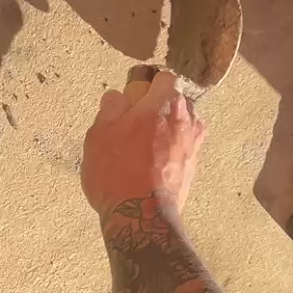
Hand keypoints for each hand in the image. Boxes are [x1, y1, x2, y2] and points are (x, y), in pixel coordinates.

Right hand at [81, 69, 207, 218]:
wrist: (141, 214)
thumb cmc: (117, 172)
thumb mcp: (99, 135)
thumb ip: (111, 108)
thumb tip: (119, 97)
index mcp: (163, 102)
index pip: (161, 78)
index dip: (144, 86)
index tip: (130, 100)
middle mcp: (185, 117)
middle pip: (173, 101)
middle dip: (156, 109)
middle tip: (132, 127)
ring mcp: (193, 142)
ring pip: (179, 124)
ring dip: (165, 129)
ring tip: (143, 149)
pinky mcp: (193, 165)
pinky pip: (181, 147)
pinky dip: (170, 150)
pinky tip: (152, 165)